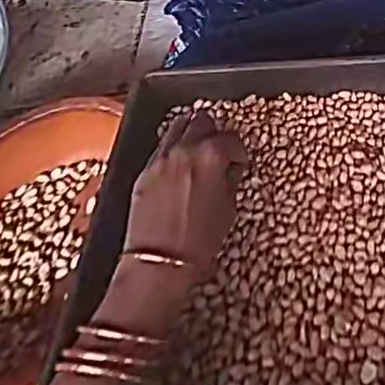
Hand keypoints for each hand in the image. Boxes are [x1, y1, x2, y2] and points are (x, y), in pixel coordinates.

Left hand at [123, 109, 247, 282]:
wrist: (160, 263)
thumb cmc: (198, 242)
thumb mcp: (228, 209)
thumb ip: (230, 179)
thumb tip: (229, 169)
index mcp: (212, 155)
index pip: (232, 139)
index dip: (239, 152)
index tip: (239, 162)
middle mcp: (186, 148)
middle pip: (203, 121)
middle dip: (215, 132)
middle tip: (219, 149)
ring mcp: (162, 157)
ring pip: (179, 126)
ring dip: (192, 133)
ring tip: (197, 149)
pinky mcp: (145, 170)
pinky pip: (162, 147)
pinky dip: (173, 148)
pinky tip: (178, 164)